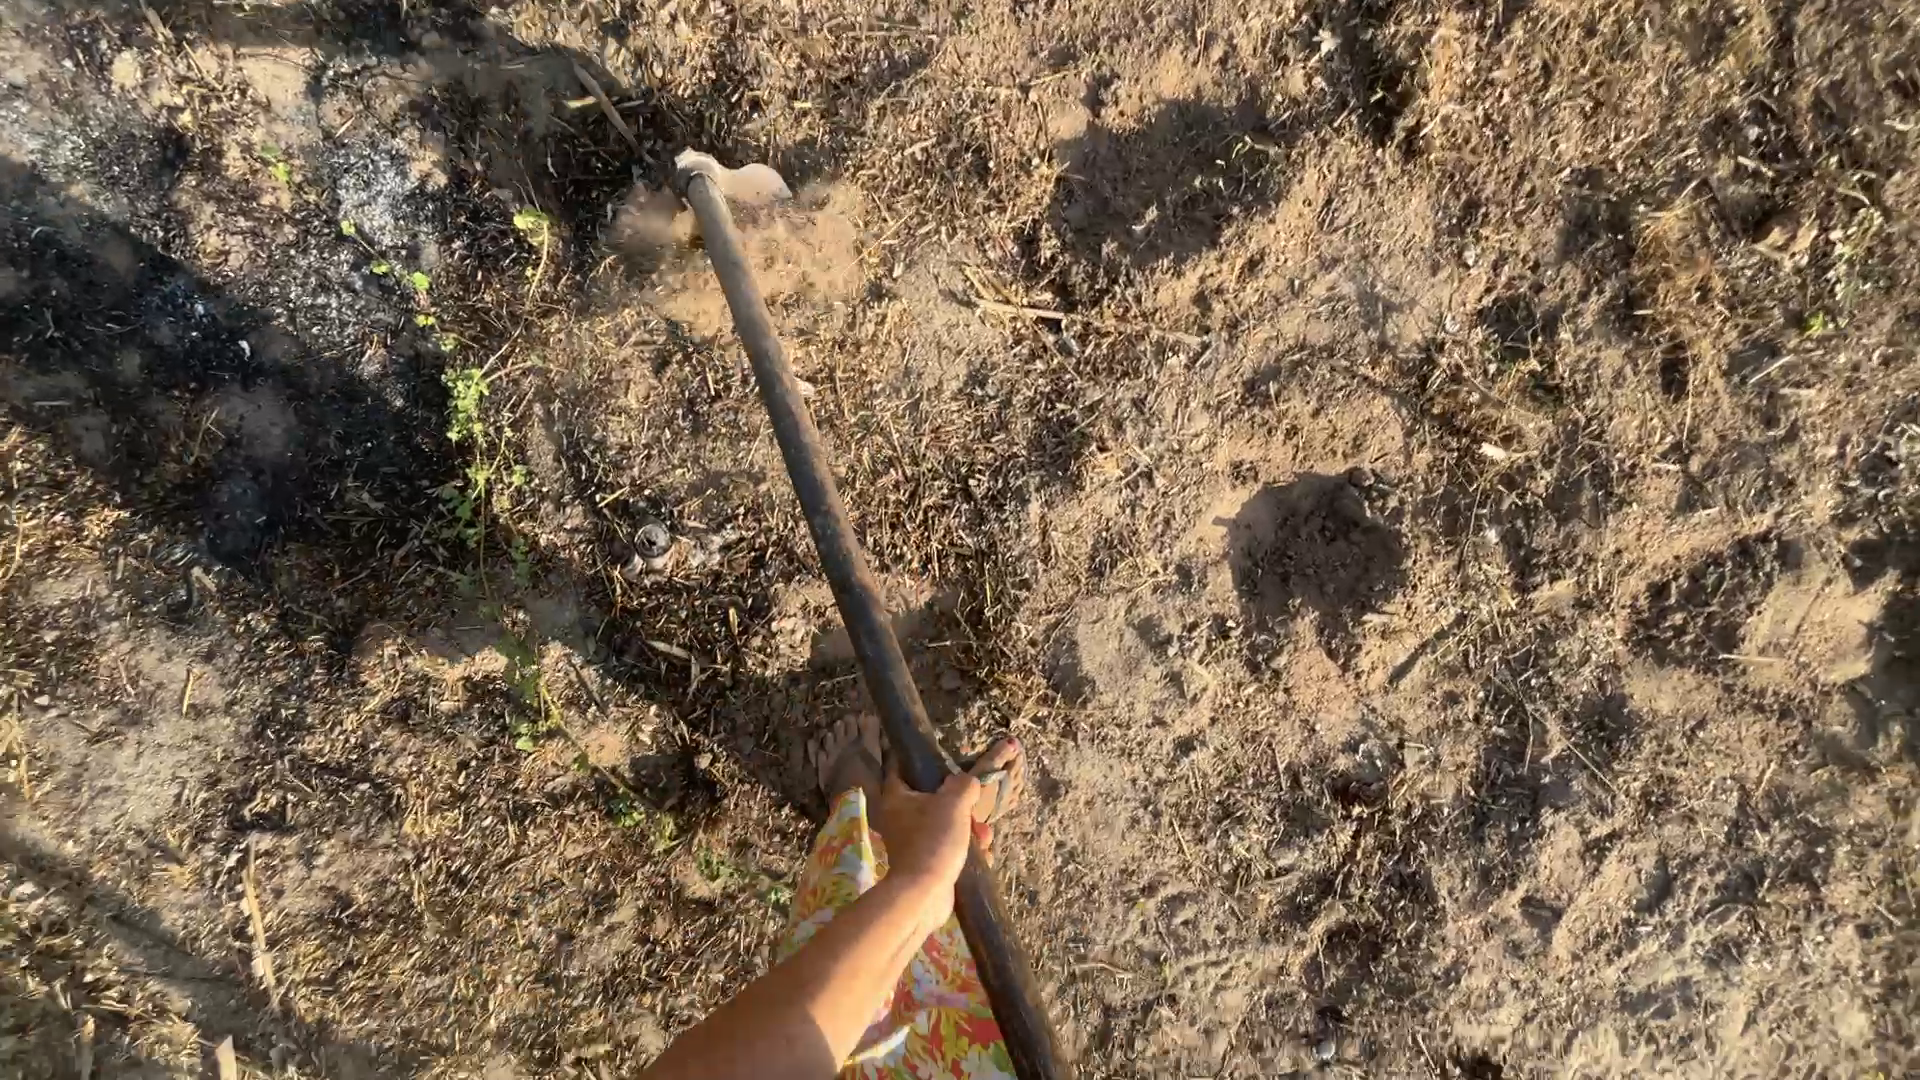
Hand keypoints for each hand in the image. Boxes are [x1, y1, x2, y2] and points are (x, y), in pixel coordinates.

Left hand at [876, 771, 981, 925]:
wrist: (924, 896)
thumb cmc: (933, 840)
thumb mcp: (953, 804)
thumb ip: (964, 785)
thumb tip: (968, 781)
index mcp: (897, 797)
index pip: (902, 767)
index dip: (921, 760)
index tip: (942, 758)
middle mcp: (899, 817)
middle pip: (934, 798)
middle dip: (961, 805)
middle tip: (975, 810)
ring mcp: (912, 842)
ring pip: (946, 823)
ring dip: (970, 829)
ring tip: (984, 837)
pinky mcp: (926, 862)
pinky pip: (950, 847)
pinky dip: (966, 850)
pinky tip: (983, 855)